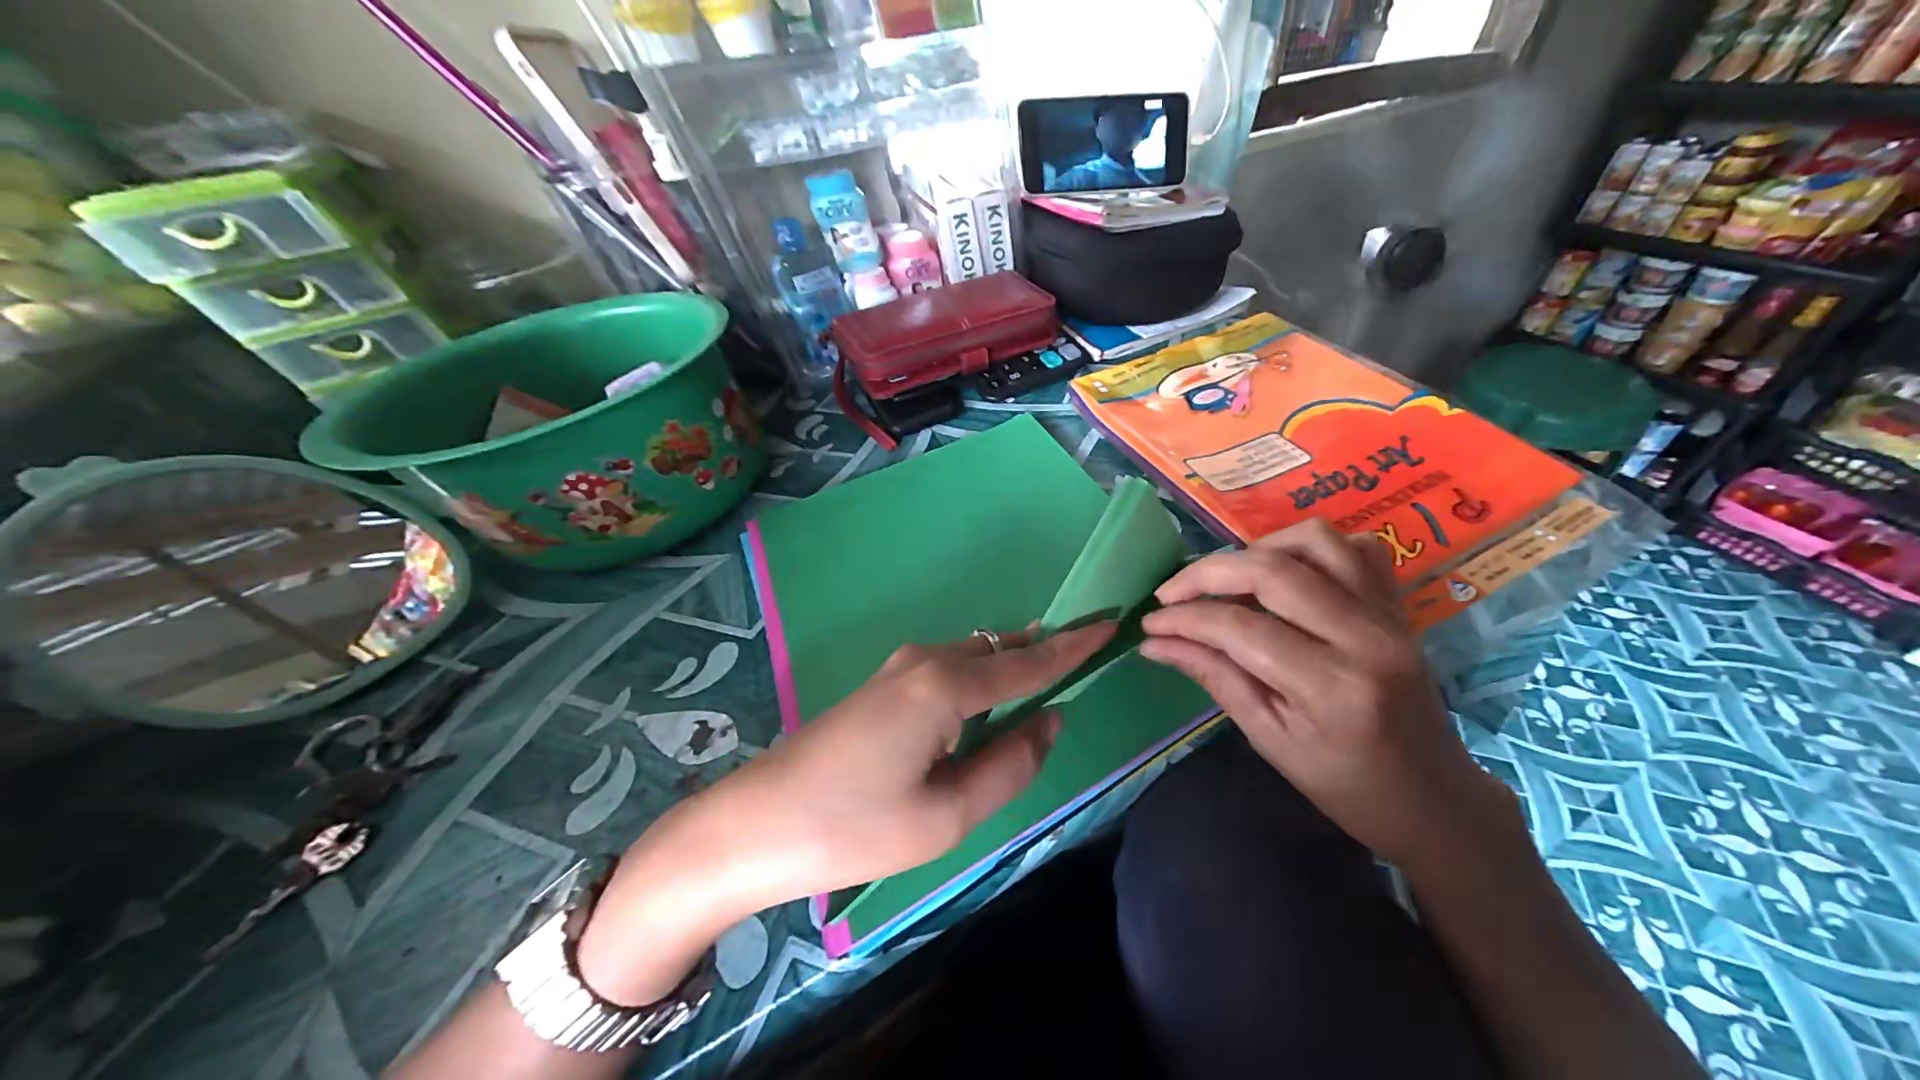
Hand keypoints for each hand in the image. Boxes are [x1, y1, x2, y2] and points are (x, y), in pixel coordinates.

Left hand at [576, 621, 1115, 1002]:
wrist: (754, 826)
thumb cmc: (853, 828)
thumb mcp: (947, 814)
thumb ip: (1010, 764)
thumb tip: (1049, 720)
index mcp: (944, 686)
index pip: (1028, 661)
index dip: (1075, 646)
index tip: (1113, 622)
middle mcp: (923, 661)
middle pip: (1000, 649)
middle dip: (1044, 651)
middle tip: (1087, 657)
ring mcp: (896, 669)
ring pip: (973, 656)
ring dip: (1010, 666)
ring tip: (1047, 684)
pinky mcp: (881, 686)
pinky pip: (948, 669)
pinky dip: (980, 678)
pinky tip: (989, 705)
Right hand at [1138, 520, 1511, 866]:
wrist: (1435, 800)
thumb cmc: (1345, 787)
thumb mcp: (1269, 740)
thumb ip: (1215, 678)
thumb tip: (1155, 643)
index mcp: (1331, 687)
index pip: (1239, 627)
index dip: (1184, 618)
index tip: (1150, 623)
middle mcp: (1365, 638)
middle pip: (1273, 570)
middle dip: (1208, 572)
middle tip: (1171, 593)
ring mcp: (1389, 616)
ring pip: (1316, 542)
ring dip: (1258, 548)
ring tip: (1227, 578)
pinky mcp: (1399, 608)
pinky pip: (1358, 548)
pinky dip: (1312, 548)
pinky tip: (1285, 572)